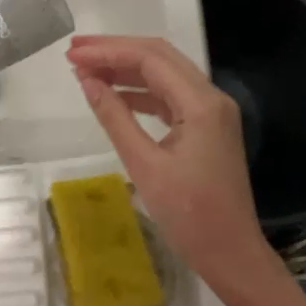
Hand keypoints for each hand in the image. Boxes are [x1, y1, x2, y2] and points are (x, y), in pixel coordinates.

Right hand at [67, 35, 272, 287]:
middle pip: (159, 57)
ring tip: (86, 71)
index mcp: (202, 104)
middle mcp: (211, 98)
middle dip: (116, 51)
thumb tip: (87, 82)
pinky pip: (170, 96)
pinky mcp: (206, 127)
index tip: (73, 55)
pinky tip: (112, 95)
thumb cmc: (189, 215)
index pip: (150, 59)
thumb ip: (114, 117)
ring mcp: (212, 112)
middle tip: (75, 53)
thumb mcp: (144, 165)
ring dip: (126, 69)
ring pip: (165, 74)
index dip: (109, 52)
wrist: (231, 254)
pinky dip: (139, 91)